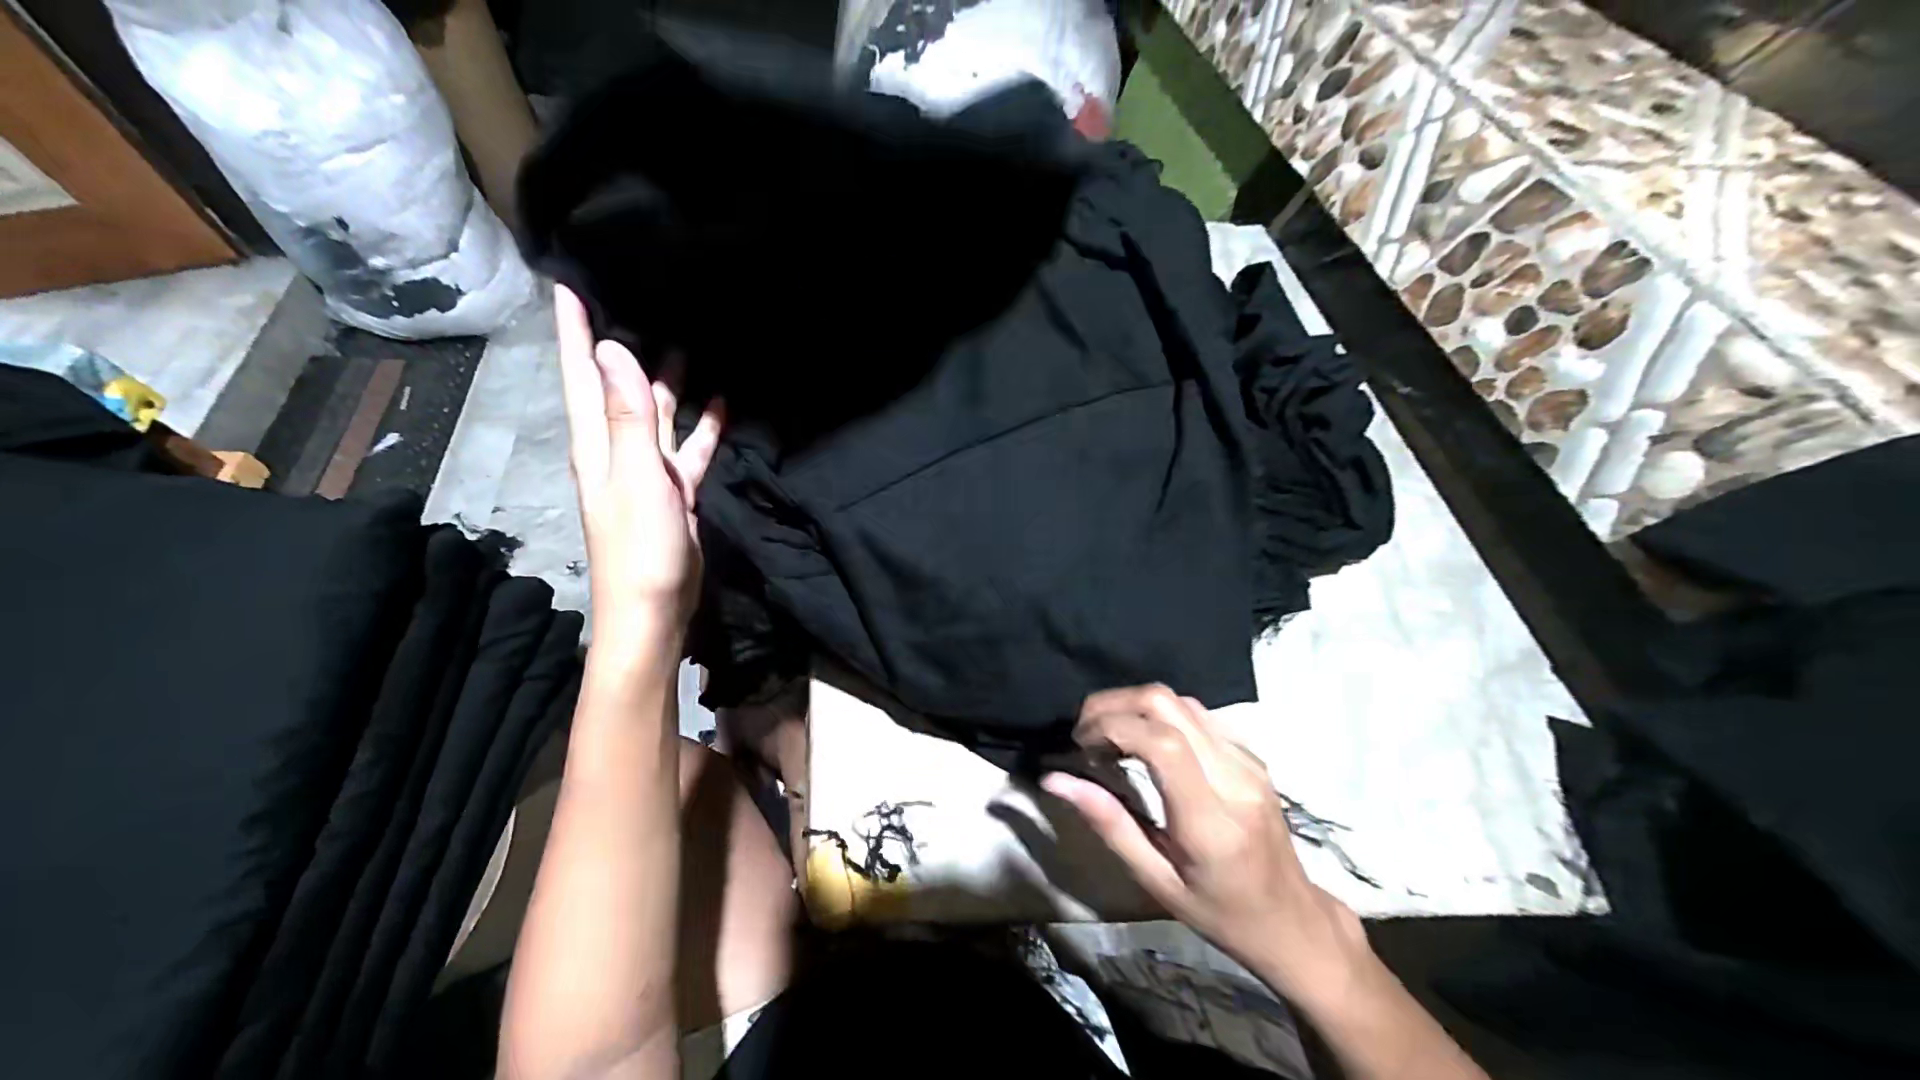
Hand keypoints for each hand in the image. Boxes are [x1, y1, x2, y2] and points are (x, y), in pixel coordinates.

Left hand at [555, 284, 723, 644]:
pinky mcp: (674, 490)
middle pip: (617, 386)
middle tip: (637, 298)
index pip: (580, 373)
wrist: (654, 607)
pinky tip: (721, 403)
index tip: (567, 282)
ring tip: (688, 342)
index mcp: (595, 442)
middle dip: (623, 344)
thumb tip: (612, 349)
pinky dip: (703, 425)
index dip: (572, 328)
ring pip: (656, 413)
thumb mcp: (634, 477)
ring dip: (669, 381)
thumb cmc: (638, 546)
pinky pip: (688, 446)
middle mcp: (616, 449)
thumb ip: (627, 416)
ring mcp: (647, 470)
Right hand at [1042, 685, 1369, 1002]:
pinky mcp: (1250, 753)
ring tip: (1107, 738)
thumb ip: (1108, 823)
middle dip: (1113, 705)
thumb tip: (1054, 780)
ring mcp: (1247, 759)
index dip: (1111, 726)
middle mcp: (1234, 777)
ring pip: (1180, 700)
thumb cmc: (1220, 912)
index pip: (1161, 743)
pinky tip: (1141, 741)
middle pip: (1166, 703)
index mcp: (1212, 821)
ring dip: (1133, 706)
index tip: (1080, 745)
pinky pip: (1196, 713)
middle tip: (1085, 735)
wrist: (1292, 917)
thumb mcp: (1156, 881)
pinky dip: (1157, 715)